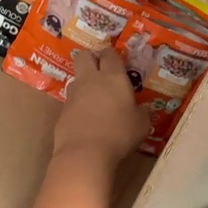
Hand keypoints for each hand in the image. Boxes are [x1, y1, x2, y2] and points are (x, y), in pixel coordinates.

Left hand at [52, 48, 149, 164]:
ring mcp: (73, 94)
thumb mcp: (141, 125)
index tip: (116, 62)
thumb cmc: (119, 134)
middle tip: (100, 71)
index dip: (112, 55)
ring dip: (83, 83)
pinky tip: (85, 119)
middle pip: (84, 56)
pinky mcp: (62, 111)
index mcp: (113, 77)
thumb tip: (145, 108)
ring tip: (94, 98)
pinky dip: (77, 105)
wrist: (85, 153)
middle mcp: (90, 80)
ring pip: (75, 78)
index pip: (109, 54)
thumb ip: (143, 112)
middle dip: (91, 59)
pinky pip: (70, 101)